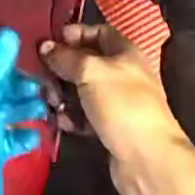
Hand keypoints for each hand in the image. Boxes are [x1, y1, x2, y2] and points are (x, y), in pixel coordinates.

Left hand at [0, 28, 48, 194]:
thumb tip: (8, 32)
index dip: (10, 56)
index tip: (35, 47)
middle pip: (3, 86)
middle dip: (24, 80)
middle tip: (50, 77)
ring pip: (12, 109)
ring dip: (30, 104)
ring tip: (51, 101)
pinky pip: (16, 138)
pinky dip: (28, 133)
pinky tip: (41, 131)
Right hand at [39, 23, 183, 163]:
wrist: (150, 162)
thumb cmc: (122, 105)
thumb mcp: (90, 72)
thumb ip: (65, 57)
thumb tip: (45, 46)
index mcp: (124, 53)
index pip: (98, 32)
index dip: (75, 33)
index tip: (51, 41)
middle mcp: (121, 75)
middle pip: (86, 62)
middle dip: (63, 67)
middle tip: (44, 75)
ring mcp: (117, 103)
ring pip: (83, 90)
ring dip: (64, 94)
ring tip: (52, 102)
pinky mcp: (110, 128)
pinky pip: (85, 115)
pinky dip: (72, 116)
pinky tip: (62, 121)